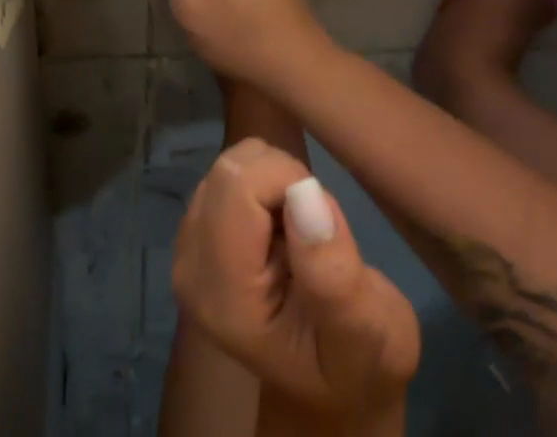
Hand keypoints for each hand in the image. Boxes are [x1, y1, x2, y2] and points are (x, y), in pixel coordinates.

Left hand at [174, 139, 419, 424]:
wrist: (335, 390)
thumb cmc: (358, 366)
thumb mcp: (367, 337)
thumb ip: (334, 278)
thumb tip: (305, 197)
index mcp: (221, 293)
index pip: (235, 187)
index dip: (288, 182)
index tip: (322, 221)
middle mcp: (191, 264)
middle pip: (228, 170)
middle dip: (282, 180)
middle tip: (316, 229)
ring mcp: (190, 246)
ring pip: (231, 166)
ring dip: (276, 184)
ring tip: (302, 234)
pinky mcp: (202, 232)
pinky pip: (233, 176)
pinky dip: (268, 187)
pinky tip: (286, 230)